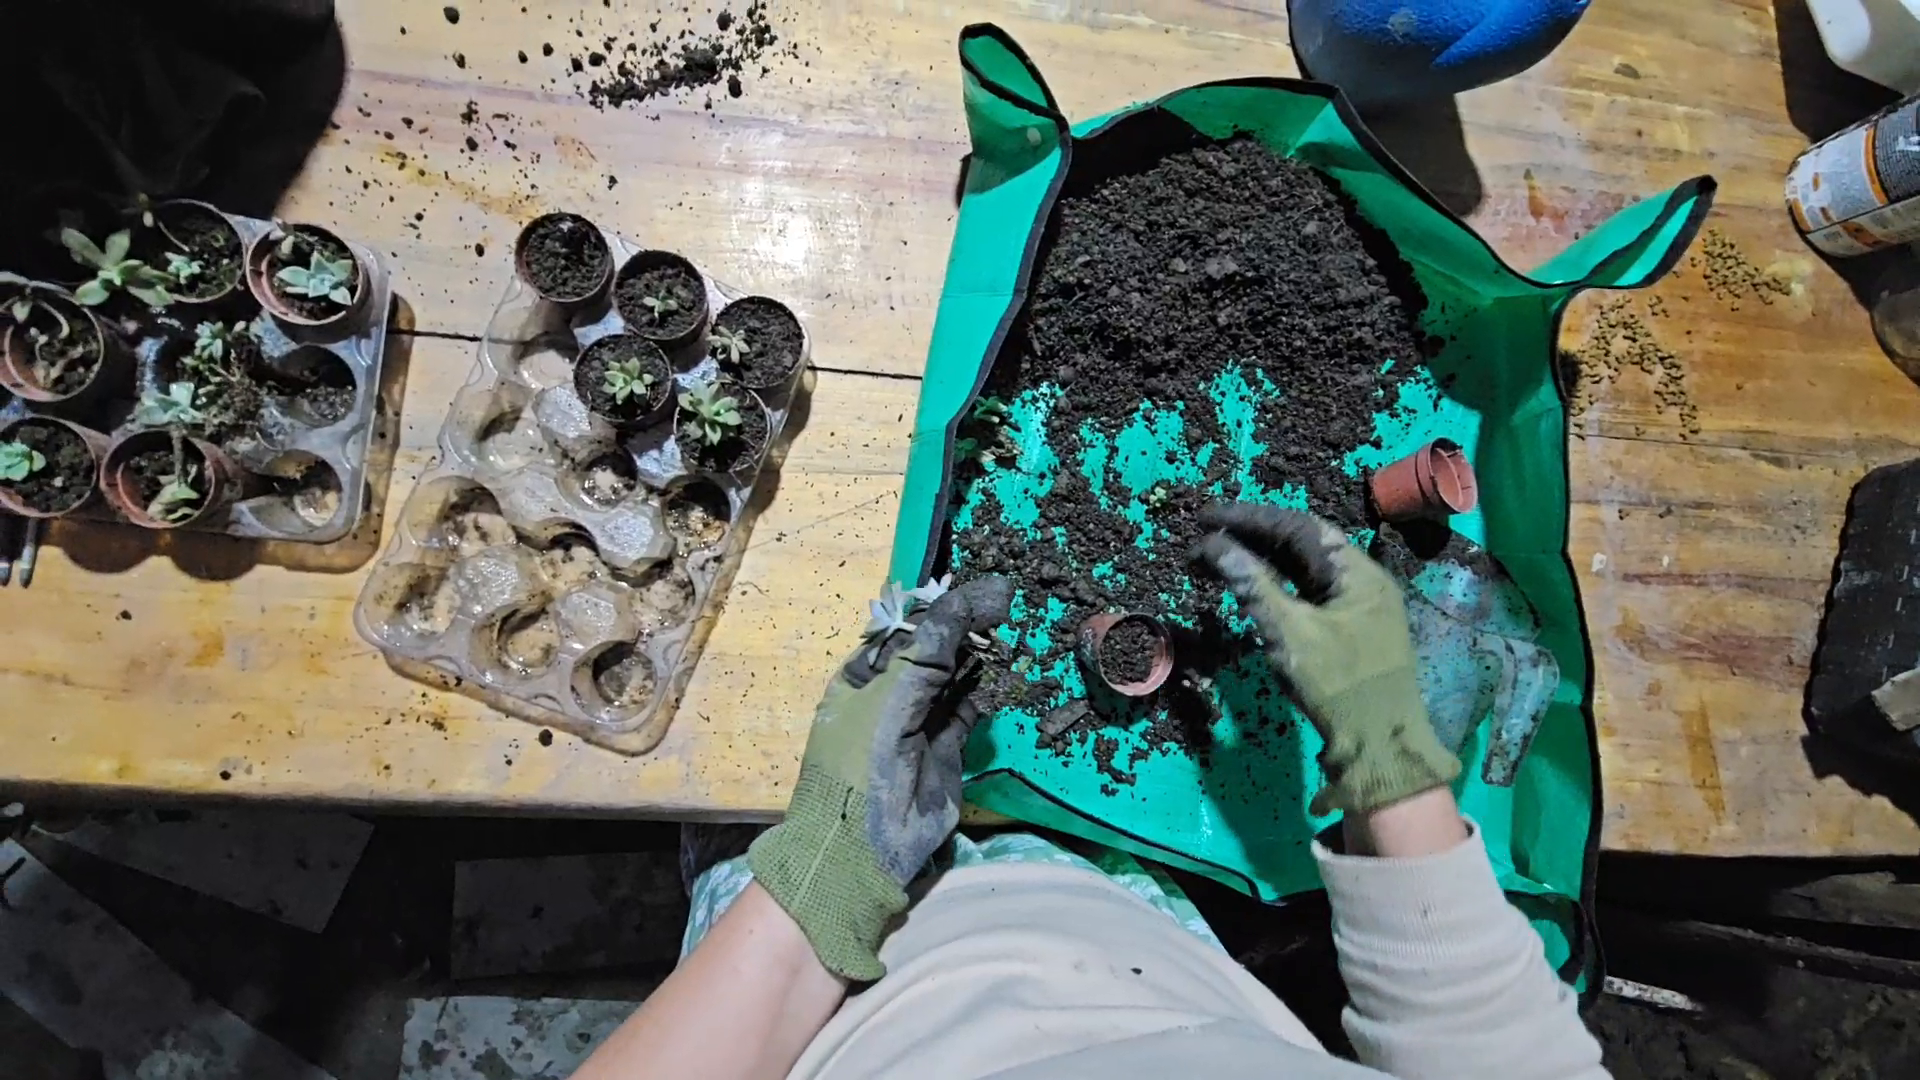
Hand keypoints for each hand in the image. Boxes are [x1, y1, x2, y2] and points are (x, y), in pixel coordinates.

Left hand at [749, 575, 1012, 980]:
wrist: (861, 847)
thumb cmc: (862, 761)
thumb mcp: (891, 695)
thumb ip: (932, 646)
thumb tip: (976, 597)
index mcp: (866, 673)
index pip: (910, 626)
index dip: (946, 606)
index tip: (987, 591)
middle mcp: (893, 690)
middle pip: (937, 646)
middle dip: (967, 628)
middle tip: (1004, 609)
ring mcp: (920, 718)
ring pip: (956, 675)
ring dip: (980, 657)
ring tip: (1006, 637)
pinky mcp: (946, 746)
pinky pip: (969, 708)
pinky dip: (986, 692)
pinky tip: (1002, 677)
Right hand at [1191, 505, 1458, 816]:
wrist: (1379, 744)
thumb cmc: (1338, 685)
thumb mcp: (1289, 632)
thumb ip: (1251, 584)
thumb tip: (1212, 545)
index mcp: (1356, 572)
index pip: (1298, 526)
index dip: (1250, 518)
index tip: (1207, 518)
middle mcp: (1358, 579)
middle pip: (1298, 542)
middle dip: (1250, 536)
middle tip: (1203, 535)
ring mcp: (1353, 603)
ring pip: (1298, 566)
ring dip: (1257, 559)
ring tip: (1213, 558)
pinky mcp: (1343, 625)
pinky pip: (1302, 589)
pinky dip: (1270, 582)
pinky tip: (1245, 584)